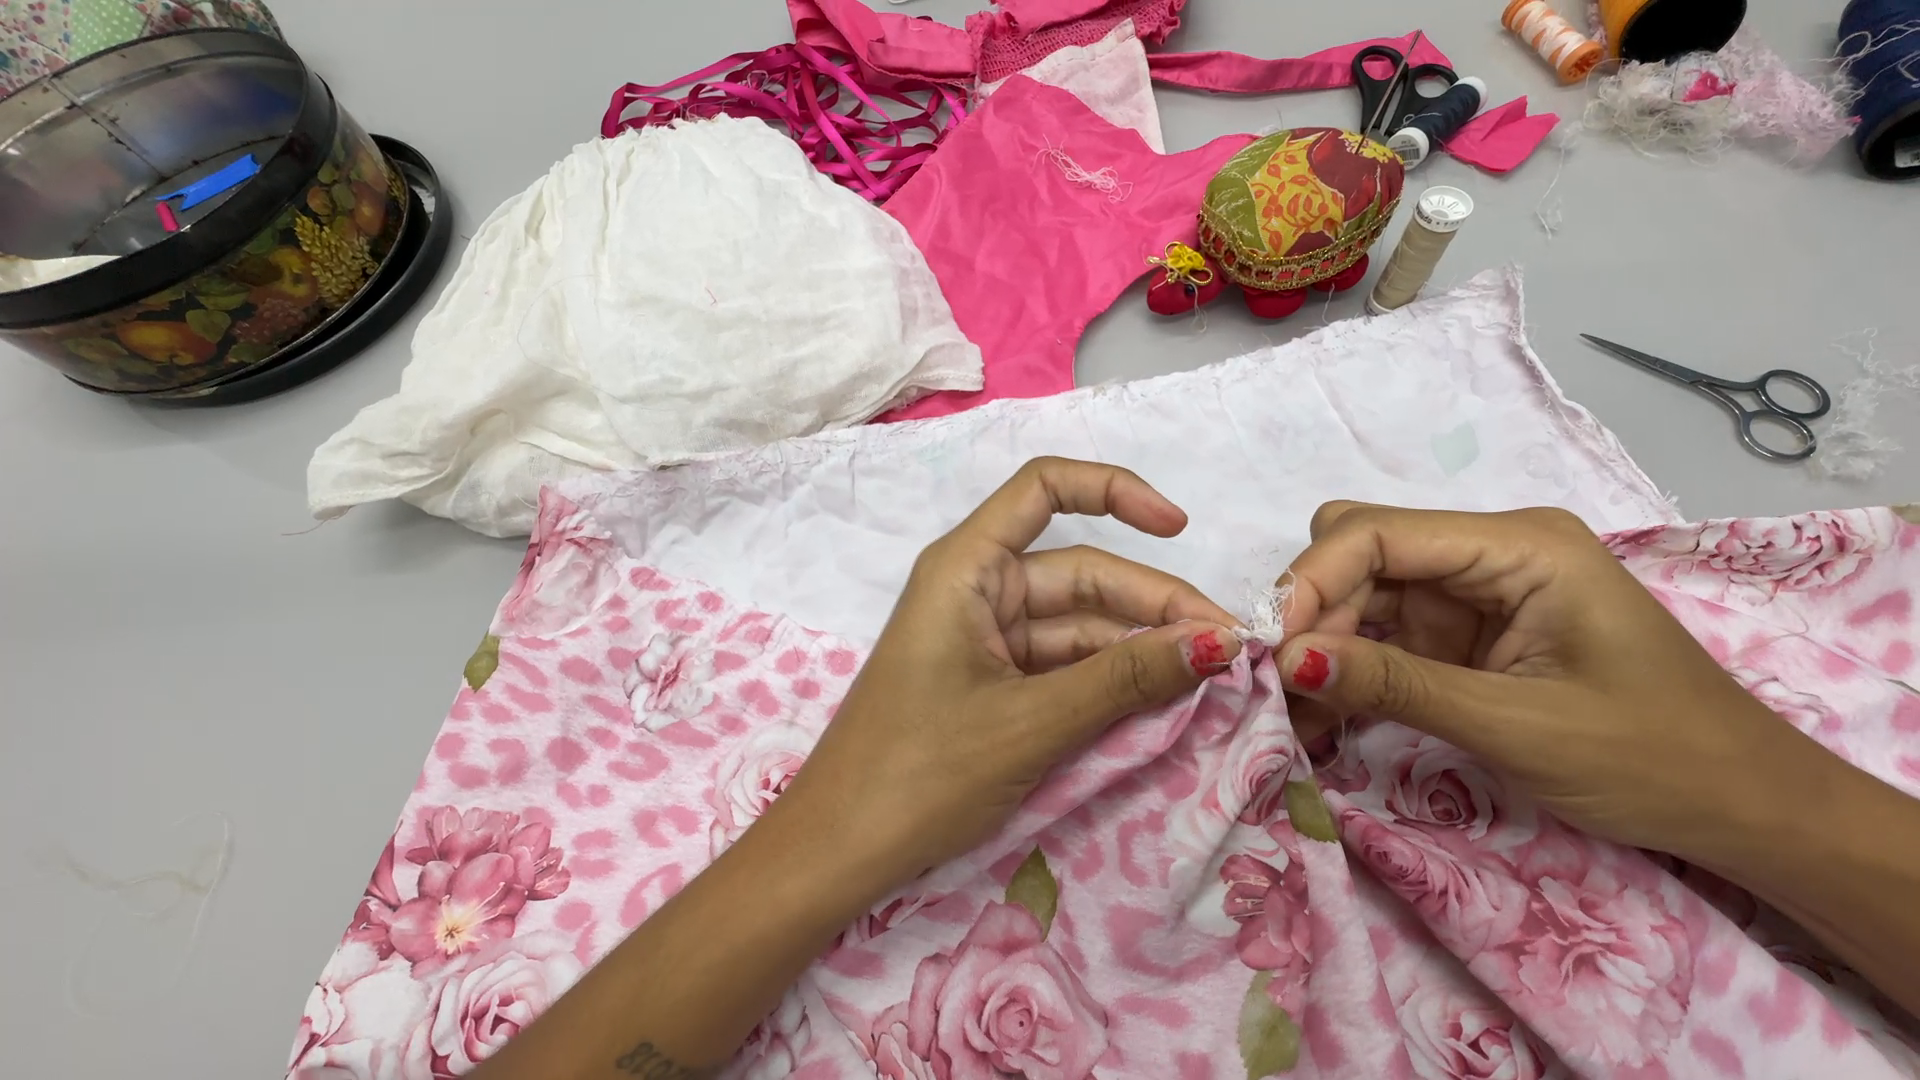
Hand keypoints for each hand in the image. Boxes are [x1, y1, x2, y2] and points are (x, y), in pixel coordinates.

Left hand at [777, 457, 1242, 882]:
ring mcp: (984, 638)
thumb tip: (1220, 643)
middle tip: (1229, 648)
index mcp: (967, 568)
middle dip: (1153, 605)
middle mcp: (976, 589)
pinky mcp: (991, 683)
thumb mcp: (1033, 722)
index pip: (1043, 489)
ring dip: (1139, 648)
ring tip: (1210, 676)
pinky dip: (1109, 678)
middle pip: (1080, 572)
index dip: (1115, 491)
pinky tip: (1161, 697)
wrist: (839, 852)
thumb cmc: (921, 773)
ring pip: (1078, 624)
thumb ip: (1126, 678)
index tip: (1178, 528)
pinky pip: (1062, 664)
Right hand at [1270, 502, 1825, 862]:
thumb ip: (1396, 685)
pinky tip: (1326, 719)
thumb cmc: (1655, 759)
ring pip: (1359, 597)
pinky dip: (1347, 673)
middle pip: (1359, 556)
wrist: (1747, 812)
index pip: (1377, 532)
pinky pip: (1380, 638)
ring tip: (1296, 717)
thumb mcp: (1516, 725)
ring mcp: (1472, 594)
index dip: (1311, 580)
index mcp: (1518, 547)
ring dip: (1322, 651)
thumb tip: (1287, 662)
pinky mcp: (1461, 635)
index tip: (1272, 649)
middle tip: (1286, 688)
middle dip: (1314, 616)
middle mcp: (1486, 553)